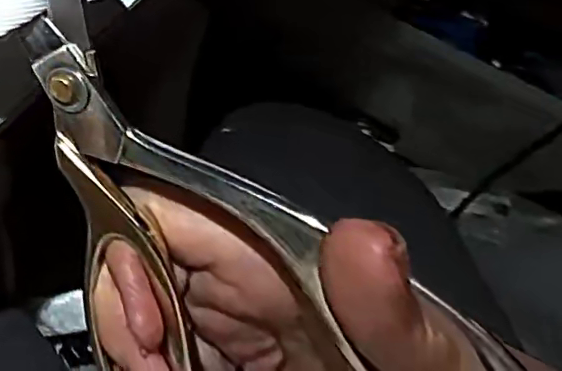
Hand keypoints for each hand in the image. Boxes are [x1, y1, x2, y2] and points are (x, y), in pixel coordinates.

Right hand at [93, 184, 479, 370]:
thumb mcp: (438, 357)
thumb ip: (398, 310)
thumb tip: (367, 242)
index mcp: (264, 247)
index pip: (157, 207)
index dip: (126, 251)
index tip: (143, 328)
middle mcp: (235, 273)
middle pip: (132, 261)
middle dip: (124, 318)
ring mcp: (228, 320)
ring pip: (140, 312)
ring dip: (137, 351)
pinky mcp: (228, 357)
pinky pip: (166, 351)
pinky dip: (153, 365)